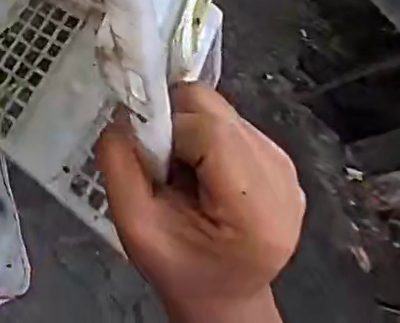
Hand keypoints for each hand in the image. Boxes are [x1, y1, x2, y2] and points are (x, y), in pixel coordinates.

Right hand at [97, 84, 303, 322]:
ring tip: (173, 161)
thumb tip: (122, 113)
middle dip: (170, 116)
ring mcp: (282, 166)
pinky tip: (192, 161)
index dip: (164, 126)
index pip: (208, 130)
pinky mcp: (274, 158)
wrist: (220, 292)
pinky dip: (196, 127)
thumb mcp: (132, 223)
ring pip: (214, 106)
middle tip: (154, 151)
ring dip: (182, 121)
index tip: (144, 150)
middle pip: (213, 107)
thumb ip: (118, 162)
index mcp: (256, 209)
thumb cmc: (177, 265)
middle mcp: (280, 181)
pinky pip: (222, 117)